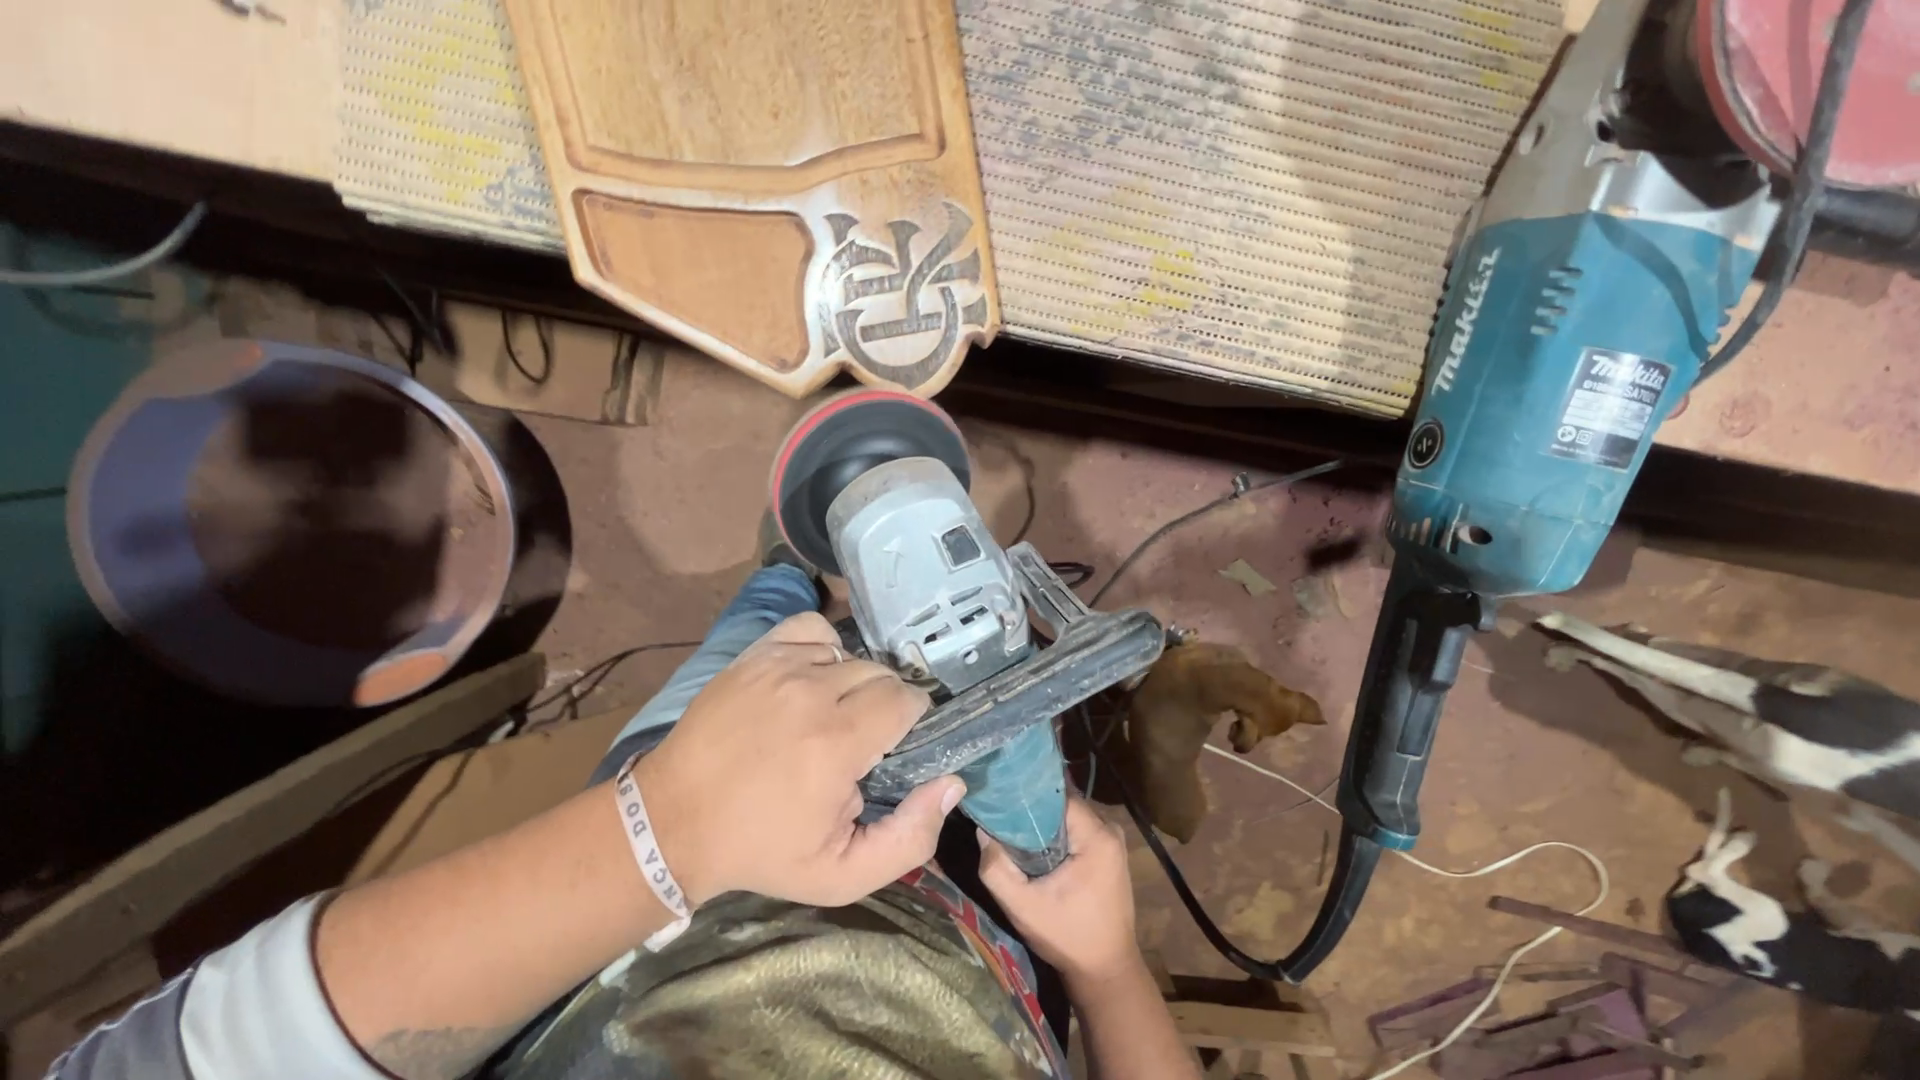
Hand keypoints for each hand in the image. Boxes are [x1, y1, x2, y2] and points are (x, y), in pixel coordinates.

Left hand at [633, 612, 964, 907]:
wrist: (673, 823)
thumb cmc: (761, 850)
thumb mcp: (842, 874)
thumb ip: (910, 837)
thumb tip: (952, 784)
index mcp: (837, 743)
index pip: (906, 700)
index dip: (910, 721)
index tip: (894, 746)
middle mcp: (811, 692)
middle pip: (881, 674)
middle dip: (884, 704)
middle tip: (861, 739)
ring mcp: (779, 667)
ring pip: (849, 654)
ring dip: (852, 681)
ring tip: (832, 714)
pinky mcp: (754, 655)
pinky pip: (811, 631)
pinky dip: (822, 650)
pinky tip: (810, 680)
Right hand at [978, 796, 1140, 982]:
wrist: (1105, 970)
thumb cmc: (1067, 937)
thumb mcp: (1023, 907)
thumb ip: (996, 869)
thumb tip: (982, 830)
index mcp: (1097, 836)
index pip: (1056, 796)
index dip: (1026, 796)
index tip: (998, 798)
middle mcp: (1109, 830)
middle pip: (1062, 804)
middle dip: (1032, 809)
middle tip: (999, 815)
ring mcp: (1112, 842)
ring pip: (1068, 817)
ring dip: (1043, 823)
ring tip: (1012, 829)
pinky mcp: (1108, 854)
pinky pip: (1077, 830)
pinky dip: (1056, 835)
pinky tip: (1034, 847)